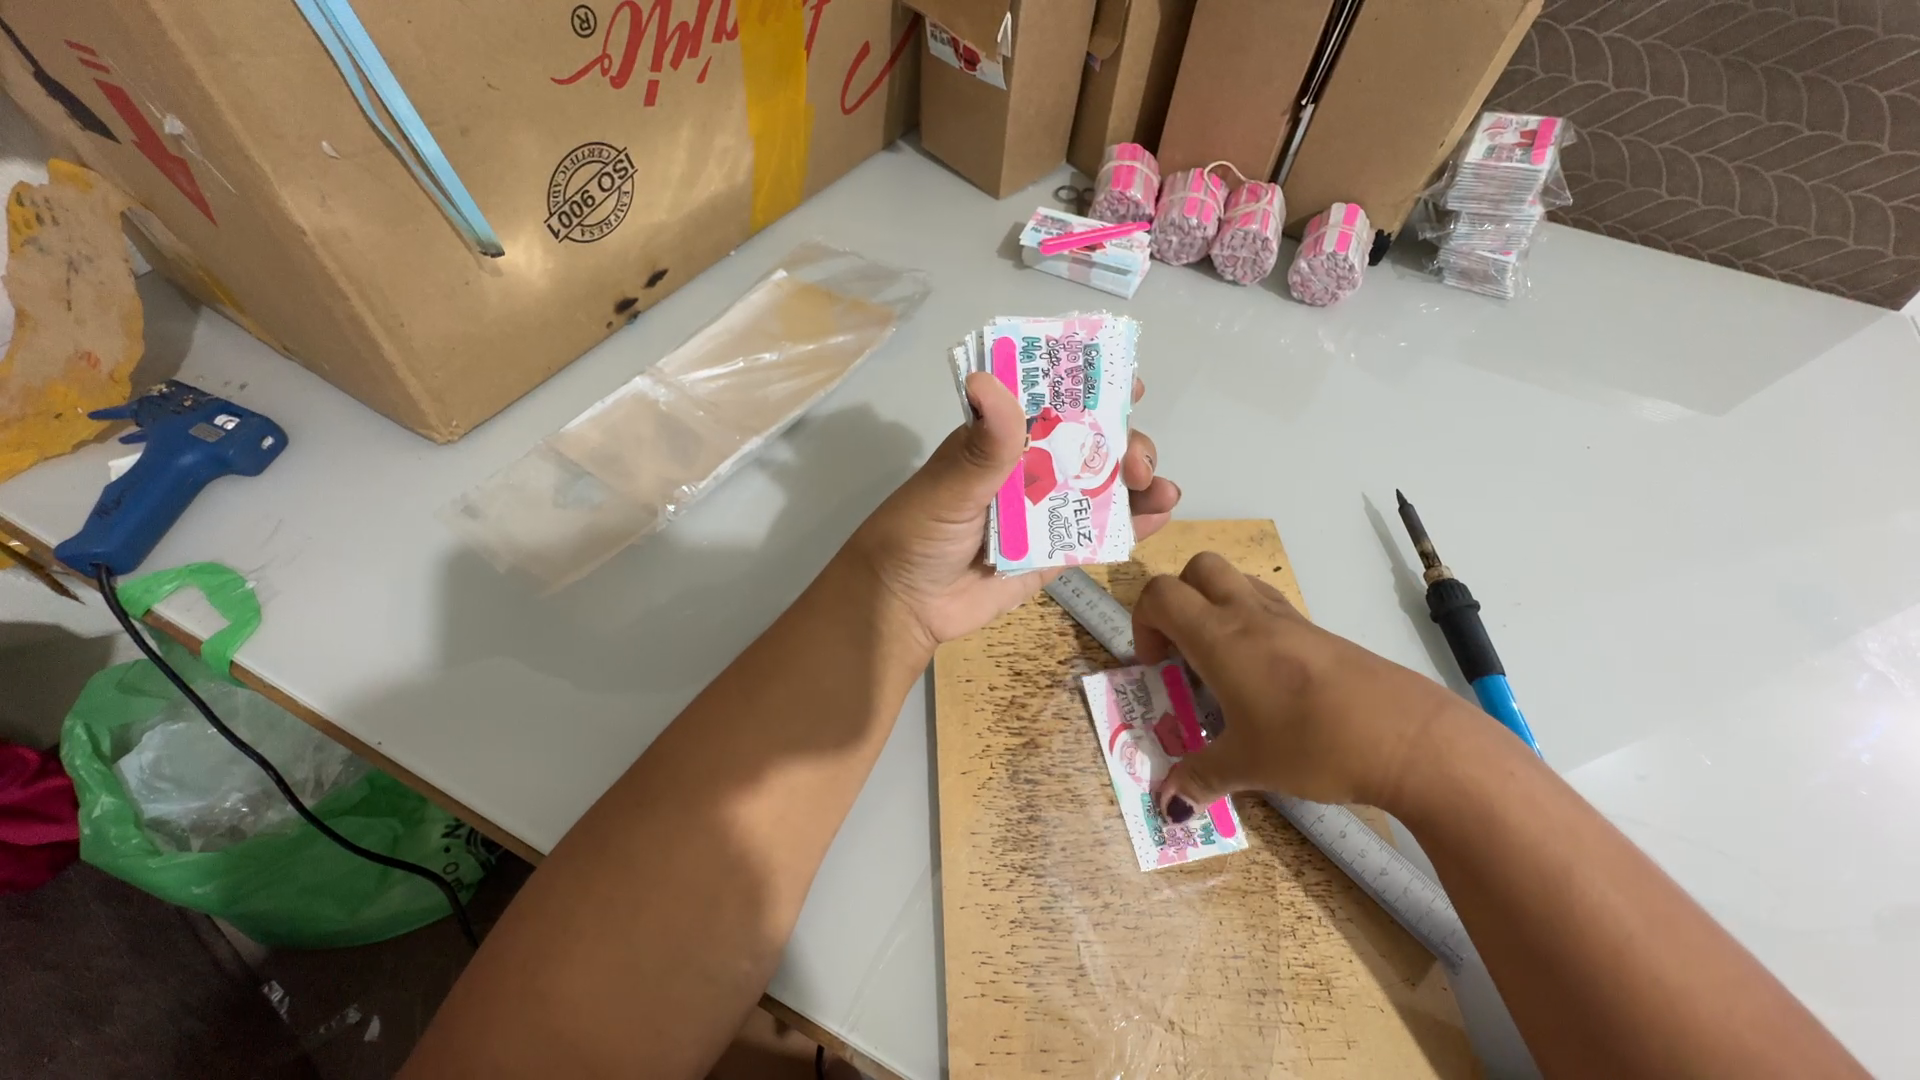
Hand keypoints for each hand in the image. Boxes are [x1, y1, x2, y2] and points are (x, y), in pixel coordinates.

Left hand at [841, 371, 1179, 651]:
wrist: (904, 606)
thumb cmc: (916, 535)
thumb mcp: (949, 487)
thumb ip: (982, 445)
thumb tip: (988, 380)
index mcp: (1001, 444)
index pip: (1053, 405)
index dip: (1092, 392)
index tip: (1130, 386)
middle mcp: (1028, 473)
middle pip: (1090, 447)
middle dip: (1124, 445)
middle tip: (1139, 463)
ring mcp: (1043, 515)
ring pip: (1101, 488)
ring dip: (1138, 483)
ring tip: (1164, 491)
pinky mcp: (1052, 555)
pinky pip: (1096, 535)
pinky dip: (1130, 525)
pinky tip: (1158, 517)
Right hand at [1133, 553, 1474, 813]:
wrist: (1410, 739)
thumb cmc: (1313, 744)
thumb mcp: (1248, 767)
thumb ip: (1200, 778)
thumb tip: (1169, 804)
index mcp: (1219, 636)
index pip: (1160, 594)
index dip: (1143, 623)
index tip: (1155, 667)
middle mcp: (1250, 615)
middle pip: (1198, 569)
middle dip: (1177, 600)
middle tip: (1181, 651)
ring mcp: (1290, 620)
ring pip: (1237, 581)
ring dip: (1214, 607)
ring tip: (1220, 664)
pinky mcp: (1320, 635)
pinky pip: (1270, 608)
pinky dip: (1250, 626)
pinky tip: (1264, 680)